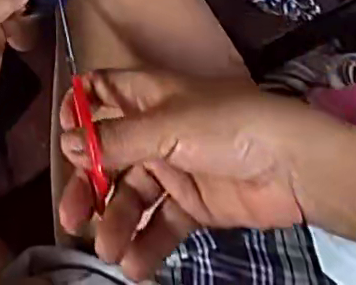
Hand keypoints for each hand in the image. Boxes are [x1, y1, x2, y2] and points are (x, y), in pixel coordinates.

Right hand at [57, 69, 315, 279]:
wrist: (290, 166)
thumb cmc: (227, 125)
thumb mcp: (169, 126)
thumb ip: (118, 137)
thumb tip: (69, 141)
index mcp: (149, 96)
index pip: (103, 92)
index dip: (81, 110)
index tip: (65, 139)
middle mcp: (156, 128)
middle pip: (109, 153)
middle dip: (89, 182)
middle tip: (72, 216)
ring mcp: (174, 167)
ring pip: (131, 193)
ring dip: (116, 220)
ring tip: (108, 247)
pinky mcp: (193, 203)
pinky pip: (160, 223)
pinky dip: (146, 243)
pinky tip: (135, 264)